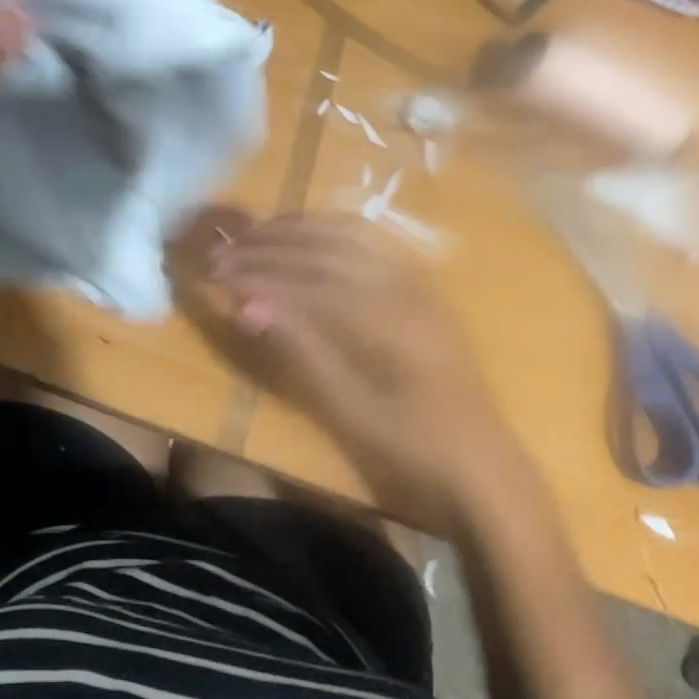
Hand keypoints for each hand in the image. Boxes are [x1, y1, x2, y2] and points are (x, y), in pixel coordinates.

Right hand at [183, 209, 532, 533]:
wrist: (484, 469)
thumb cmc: (414, 448)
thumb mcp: (351, 411)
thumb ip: (300, 351)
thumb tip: (247, 306)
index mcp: (388, 319)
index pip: (307, 281)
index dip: (257, 275)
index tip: (214, 276)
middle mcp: (404, 287)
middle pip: (325, 249)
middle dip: (267, 247)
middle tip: (220, 253)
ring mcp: (416, 284)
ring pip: (348, 235)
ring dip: (296, 229)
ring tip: (251, 233)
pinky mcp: (420, 289)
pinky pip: (370, 241)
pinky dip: (330, 229)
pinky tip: (306, 233)